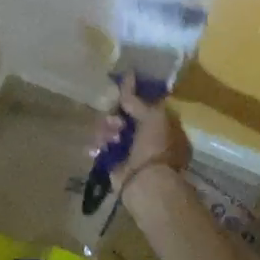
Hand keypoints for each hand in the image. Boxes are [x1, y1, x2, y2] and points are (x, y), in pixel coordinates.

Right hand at [90, 74, 191, 189]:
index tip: (118, 93)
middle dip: (115, 117)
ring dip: (105, 131)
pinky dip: (97, 146)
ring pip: (109, 131)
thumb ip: (136, 99)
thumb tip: (128, 75)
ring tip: (107, 141)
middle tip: (115, 123)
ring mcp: (129, 152)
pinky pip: (100, 148)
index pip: (143, 106)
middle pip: (122, 117)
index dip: (130, 99)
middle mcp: (147, 138)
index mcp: (162, 126)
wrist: (147, 184)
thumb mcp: (152, 117)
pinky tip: (97, 148)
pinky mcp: (113, 164)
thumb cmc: (156, 148)